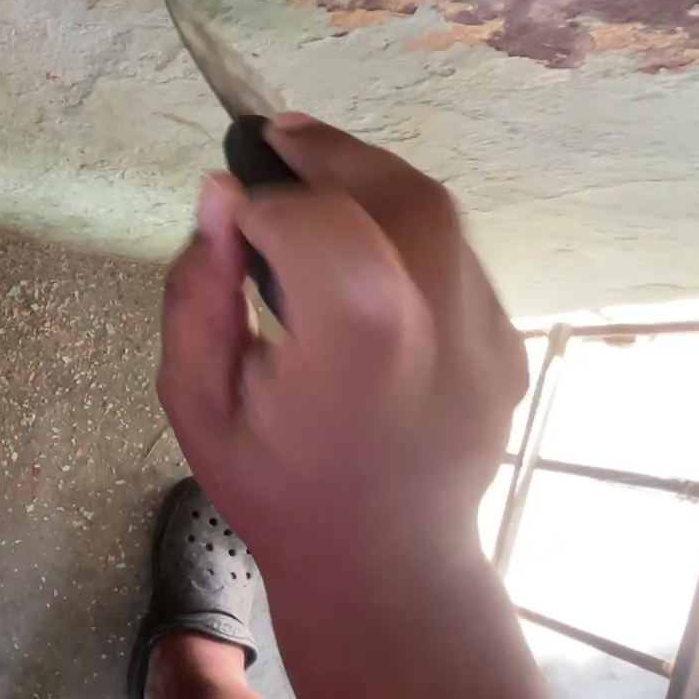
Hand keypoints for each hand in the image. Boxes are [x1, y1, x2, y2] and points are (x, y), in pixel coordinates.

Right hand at [157, 114, 527, 581]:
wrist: (383, 564)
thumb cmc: (268, 487)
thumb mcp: (192, 402)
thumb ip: (195, 298)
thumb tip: (220, 203)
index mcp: (353, 360)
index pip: (323, 231)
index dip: (270, 204)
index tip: (228, 207)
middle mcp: (442, 337)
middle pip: (403, 199)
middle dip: (331, 154)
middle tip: (271, 134)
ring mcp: (490, 339)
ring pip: (438, 216)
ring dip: (366, 176)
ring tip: (307, 165)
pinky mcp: (506, 342)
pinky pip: (448, 255)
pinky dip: (393, 223)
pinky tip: (347, 239)